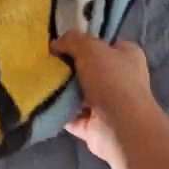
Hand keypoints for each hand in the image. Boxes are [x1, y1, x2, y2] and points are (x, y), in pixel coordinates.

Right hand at [51, 31, 168, 168]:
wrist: (121, 127)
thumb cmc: (111, 80)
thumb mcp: (90, 48)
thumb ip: (72, 40)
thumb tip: (56, 44)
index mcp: (128, 56)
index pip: (105, 45)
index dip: (84, 43)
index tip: (61, 44)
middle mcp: (121, 80)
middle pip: (89, 69)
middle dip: (69, 67)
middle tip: (47, 62)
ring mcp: (108, 105)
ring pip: (79, 94)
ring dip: (62, 90)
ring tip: (40, 80)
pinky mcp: (95, 127)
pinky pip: (71, 115)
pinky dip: (59, 111)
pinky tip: (42, 101)